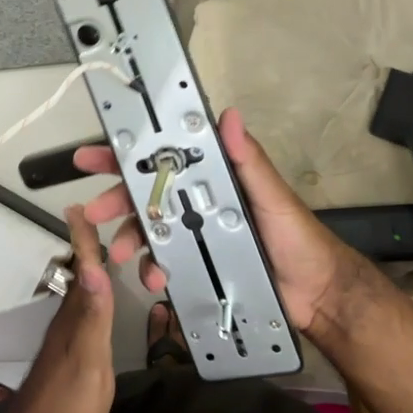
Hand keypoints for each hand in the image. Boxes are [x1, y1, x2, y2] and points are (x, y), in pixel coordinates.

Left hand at [0, 205, 114, 412]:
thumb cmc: (63, 409)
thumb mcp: (86, 363)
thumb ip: (92, 317)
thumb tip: (95, 268)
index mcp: (75, 318)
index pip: (82, 269)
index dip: (82, 238)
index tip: (78, 205)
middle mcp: (71, 324)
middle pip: (83, 278)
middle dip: (91, 248)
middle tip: (104, 221)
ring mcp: (70, 343)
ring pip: (85, 297)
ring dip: (95, 272)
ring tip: (110, 254)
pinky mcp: (75, 362)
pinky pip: (89, 317)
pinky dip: (98, 300)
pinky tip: (104, 306)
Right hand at [73, 108, 373, 340]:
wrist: (318, 297)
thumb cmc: (298, 239)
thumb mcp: (273, 196)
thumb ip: (248, 160)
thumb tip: (229, 116)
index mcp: (210, 178)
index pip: (162, 158)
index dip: (126, 154)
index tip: (94, 155)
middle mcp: (196, 202)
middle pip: (144, 194)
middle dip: (114, 200)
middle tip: (93, 211)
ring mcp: (193, 235)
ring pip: (148, 230)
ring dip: (129, 238)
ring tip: (122, 252)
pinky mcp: (195, 266)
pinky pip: (163, 264)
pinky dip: (151, 269)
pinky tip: (153, 278)